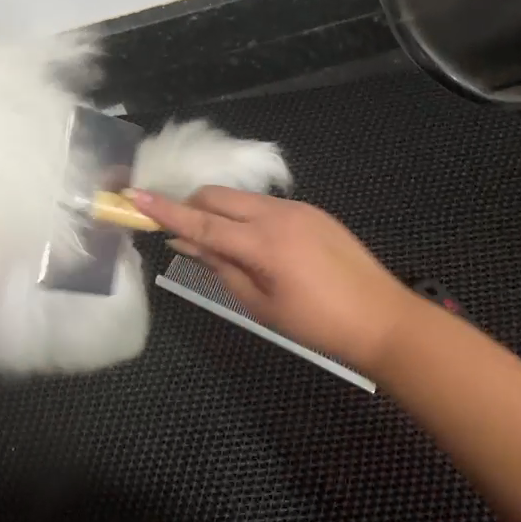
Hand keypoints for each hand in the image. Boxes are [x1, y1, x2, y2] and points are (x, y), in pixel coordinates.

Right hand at [131, 187, 421, 372]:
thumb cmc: (319, 326)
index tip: (133, 195)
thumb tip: (185, 241)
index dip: (163, 209)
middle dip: (191, 206)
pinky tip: (256, 245)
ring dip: (219, 211)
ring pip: (238, 197)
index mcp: (262, 244)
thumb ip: (219, 267)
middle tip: (182, 232)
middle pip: (215, 196)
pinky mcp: (312, 210)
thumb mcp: (260, 305)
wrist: (387, 322)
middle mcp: (276, 215)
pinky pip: (263, 204)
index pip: (200, 220)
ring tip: (223, 244)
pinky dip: (245, 216)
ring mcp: (296, 208)